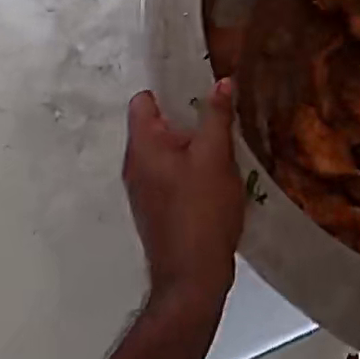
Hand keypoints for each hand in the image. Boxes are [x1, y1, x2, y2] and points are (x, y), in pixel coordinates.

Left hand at [123, 80, 244, 316]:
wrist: (193, 277)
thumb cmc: (201, 210)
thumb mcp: (216, 155)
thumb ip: (217, 115)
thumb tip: (223, 81)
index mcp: (143, 147)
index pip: (143, 101)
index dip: (167, 87)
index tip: (197, 82)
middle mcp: (136, 165)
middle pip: (156, 124)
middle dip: (187, 115)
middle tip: (219, 109)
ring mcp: (145, 189)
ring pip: (167, 150)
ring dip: (192, 142)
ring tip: (223, 138)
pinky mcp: (158, 207)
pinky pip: (171, 172)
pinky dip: (190, 165)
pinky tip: (217, 172)